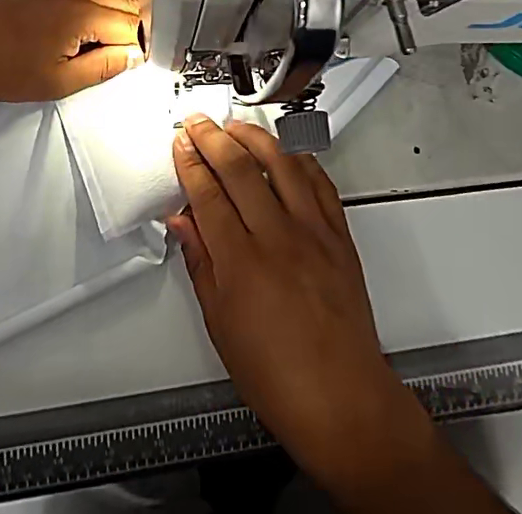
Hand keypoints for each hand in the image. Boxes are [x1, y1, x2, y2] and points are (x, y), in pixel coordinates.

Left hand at [0, 0, 142, 117]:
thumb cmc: (2, 71)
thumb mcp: (58, 83)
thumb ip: (103, 66)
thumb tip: (136, 55)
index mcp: (82, 17)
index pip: (133, 24)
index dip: (146, 41)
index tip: (148, 55)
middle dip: (145, 15)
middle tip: (152, 34)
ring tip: (150, 4)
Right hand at [169, 116, 503, 511]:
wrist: (341, 399)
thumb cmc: (281, 376)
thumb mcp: (221, 322)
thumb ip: (201, 263)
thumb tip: (184, 225)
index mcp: (241, 262)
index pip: (207, 193)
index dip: (189, 162)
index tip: (180, 145)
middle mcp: (278, 239)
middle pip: (239, 168)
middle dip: (213, 137)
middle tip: (198, 123)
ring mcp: (313, 233)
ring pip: (281, 164)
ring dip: (255, 137)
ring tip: (236, 125)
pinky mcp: (339, 237)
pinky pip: (320, 184)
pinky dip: (301, 160)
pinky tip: (288, 151)